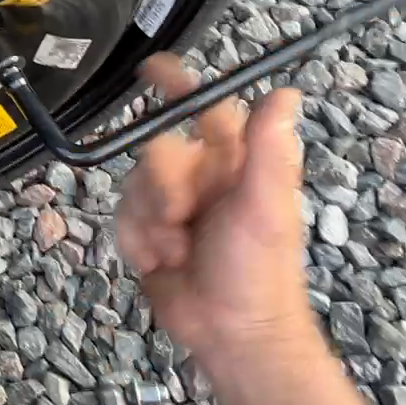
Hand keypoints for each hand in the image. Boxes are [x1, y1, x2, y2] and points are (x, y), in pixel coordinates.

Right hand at [115, 54, 319, 374]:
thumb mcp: (267, 209)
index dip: (180, 85)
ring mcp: (169, 204)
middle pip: (157, 149)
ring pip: (133, 183)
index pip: (204, 109)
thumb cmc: (258, 272)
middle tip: (182, 216)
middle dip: (162, 185)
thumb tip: (285, 93)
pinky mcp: (144, 231)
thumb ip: (269, 151)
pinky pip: (120, 215)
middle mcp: (200, 178)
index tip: (152, 69)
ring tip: (178, 250)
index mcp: (234, 165)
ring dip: (150, 219)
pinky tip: (160, 261)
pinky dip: (137, 239)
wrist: (230, 336)